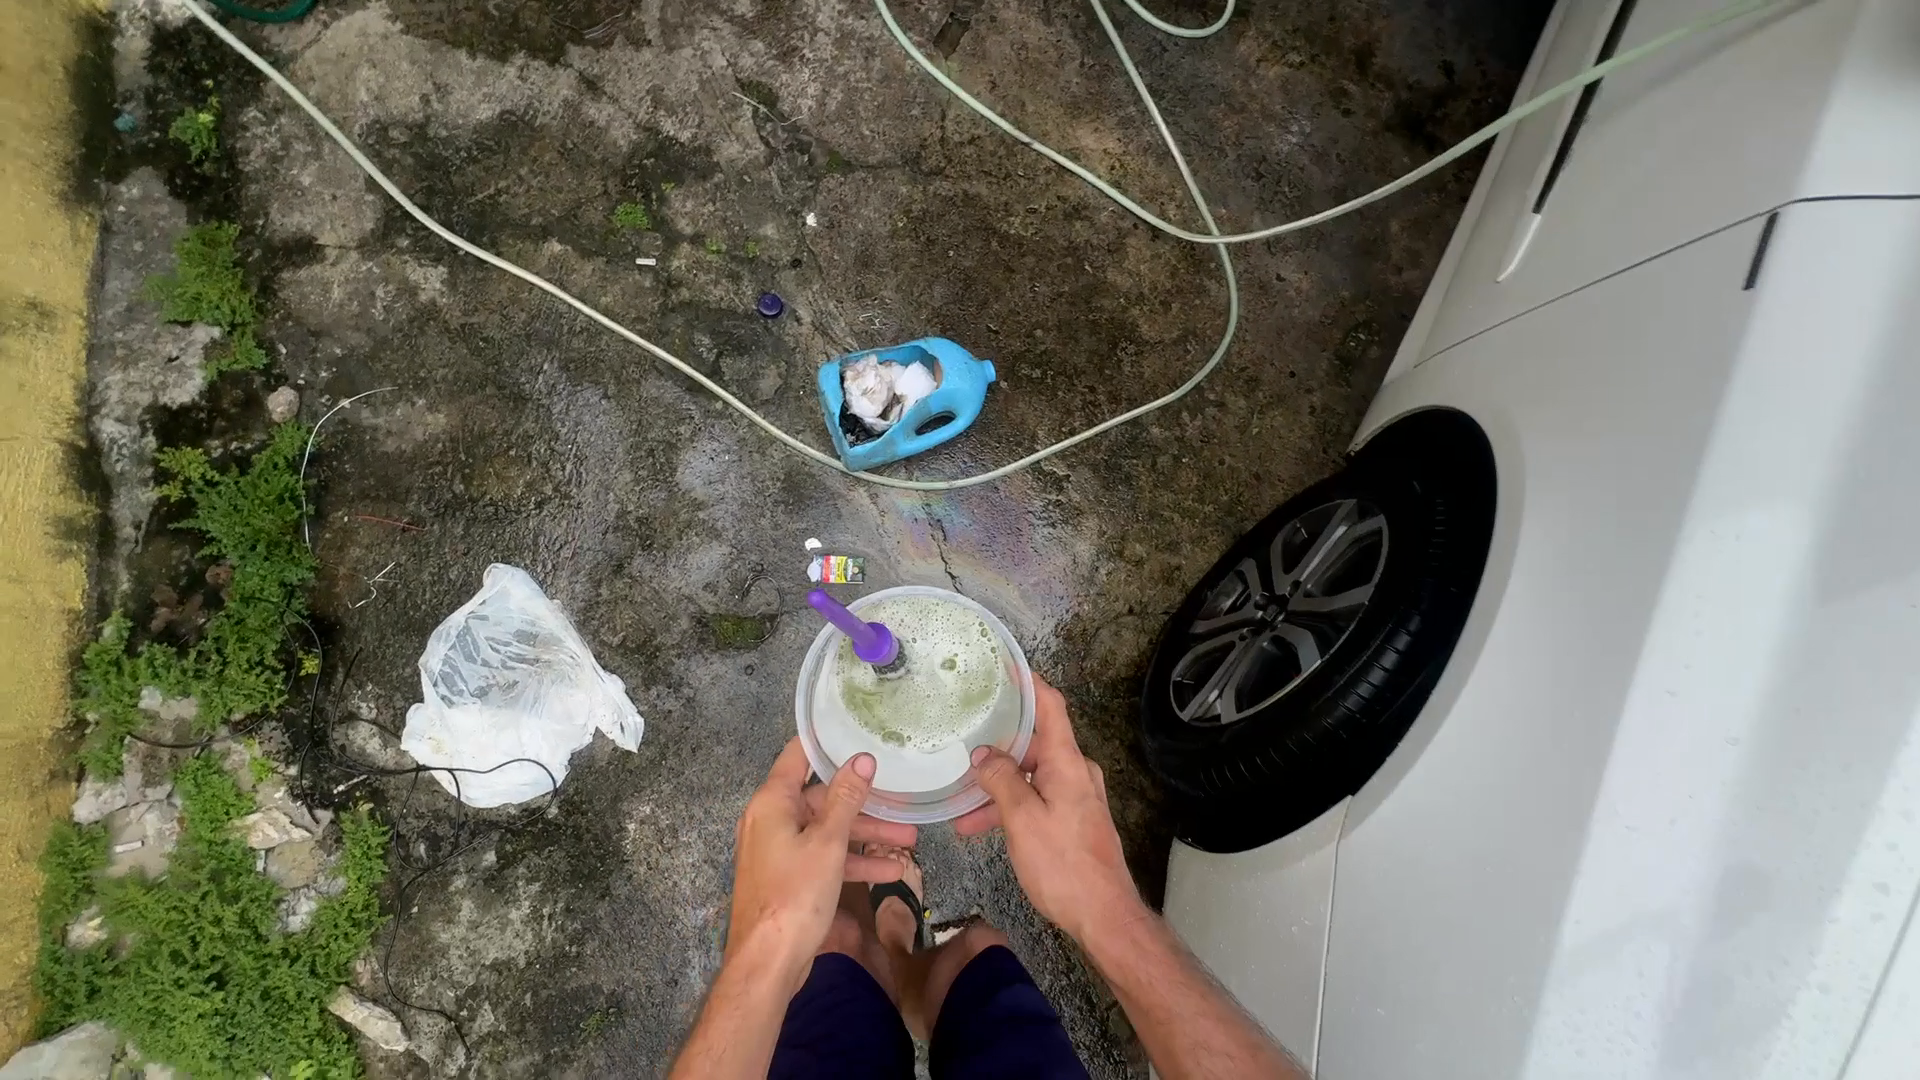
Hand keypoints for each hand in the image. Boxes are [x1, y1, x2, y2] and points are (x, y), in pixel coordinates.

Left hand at [725, 739, 918, 988]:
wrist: (767, 966)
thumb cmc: (794, 894)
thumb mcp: (828, 842)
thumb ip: (846, 798)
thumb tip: (862, 758)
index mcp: (772, 802)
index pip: (799, 755)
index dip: (826, 740)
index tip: (856, 728)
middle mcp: (771, 820)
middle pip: (822, 798)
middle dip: (864, 804)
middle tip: (901, 803)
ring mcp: (778, 850)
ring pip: (827, 831)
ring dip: (865, 836)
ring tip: (908, 841)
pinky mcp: (788, 877)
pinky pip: (822, 857)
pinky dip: (850, 861)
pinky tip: (888, 872)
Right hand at [955, 677, 1146, 941]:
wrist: (1104, 915)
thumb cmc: (1063, 863)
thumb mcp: (1021, 818)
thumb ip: (1000, 780)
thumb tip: (983, 754)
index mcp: (1067, 762)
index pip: (1051, 705)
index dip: (1029, 681)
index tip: (1005, 665)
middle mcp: (1076, 772)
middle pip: (1035, 741)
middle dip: (998, 745)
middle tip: (964, 739)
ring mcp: (1076, 796)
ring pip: (1031, 776)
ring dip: (998, 786)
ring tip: (960, 805)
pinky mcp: (1073, 819)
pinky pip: (1037, 798)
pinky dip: (1011, 806)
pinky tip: (979, 827)